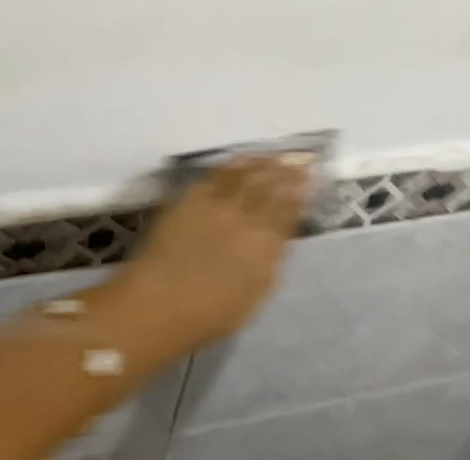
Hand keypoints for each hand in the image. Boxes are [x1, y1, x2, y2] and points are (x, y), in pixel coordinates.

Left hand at [112, 155, 310, 351]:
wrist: (160, 300)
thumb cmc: (209, 312)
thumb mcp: (255, 293)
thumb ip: (270, 261)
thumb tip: (278, 238)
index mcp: (265, 246)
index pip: (287, 212)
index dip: (299, 194)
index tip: (309, 179)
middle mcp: (245, 219)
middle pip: (269, 188)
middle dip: (286, 173)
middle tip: (297, 161)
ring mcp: (216, 203)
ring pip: (245, 175)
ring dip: (262, 164)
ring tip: (273, 156)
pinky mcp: (190, 196)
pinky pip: (216, 173)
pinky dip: (232, 164)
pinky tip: (239, 160)